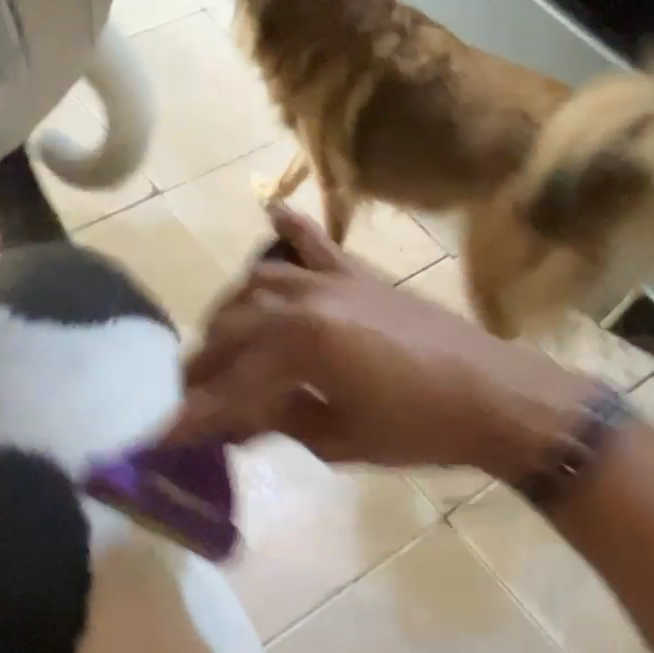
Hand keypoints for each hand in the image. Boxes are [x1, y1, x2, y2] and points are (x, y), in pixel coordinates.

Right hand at [168, 204, 595, 478]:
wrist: (494, 396)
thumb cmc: (416, 431)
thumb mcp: (335, 440)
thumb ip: (278, 422)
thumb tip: (237, 422)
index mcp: (299, 347)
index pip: (228, 386)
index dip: (192, 416)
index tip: (159, 437)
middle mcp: (306, 300)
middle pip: (232, 330)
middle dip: (203, 367)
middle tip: (187, 397)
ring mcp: (333, 279)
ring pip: (258, 283)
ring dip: (228, 313)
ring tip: (218, 343)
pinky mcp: (359, 273)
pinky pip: (315, 241)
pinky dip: (289, 228)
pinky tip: (269, 212)